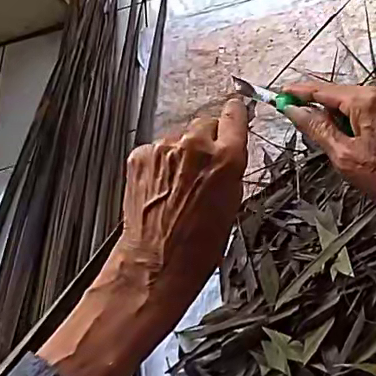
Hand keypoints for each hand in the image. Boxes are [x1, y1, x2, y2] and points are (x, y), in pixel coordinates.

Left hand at [41, 96, 250, 375]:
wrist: (156, 264)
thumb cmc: (198, 245)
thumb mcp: (233, 203)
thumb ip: (232, 167)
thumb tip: (230, 149)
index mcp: (226, 157)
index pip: (234, 114)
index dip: (235, 113)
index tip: (235, 111)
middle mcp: (194, 146)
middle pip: (205, 124)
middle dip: (207, 141)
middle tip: (204, 167)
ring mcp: (163, 149)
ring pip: (179, 137)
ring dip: (182, 153)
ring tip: (180, 186)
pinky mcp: (140, 156)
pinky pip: (157, 150)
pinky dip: (160, 163)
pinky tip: (163, 188)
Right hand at [281, 82, 375, 230]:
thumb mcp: (345, 157)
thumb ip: (318, 130)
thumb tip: (296, 112)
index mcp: (367, 100)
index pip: (323, 90)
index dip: (299, 93)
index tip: (282, 95)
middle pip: (340, 94)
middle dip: (319, 107)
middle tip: (299, 120)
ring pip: (357, 102)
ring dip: (340, 116)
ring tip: (331, 141)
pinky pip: (374, 109)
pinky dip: (358, 119)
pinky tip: (354, 139)